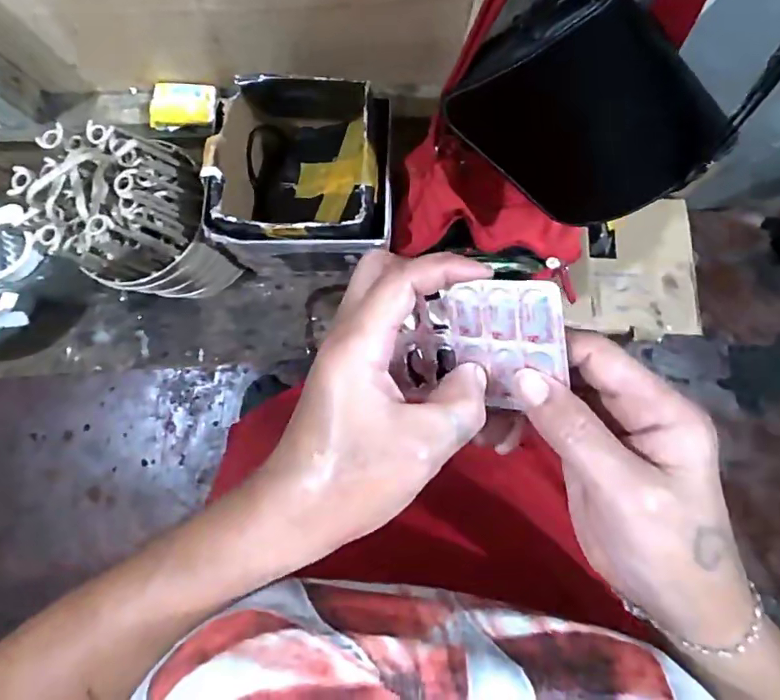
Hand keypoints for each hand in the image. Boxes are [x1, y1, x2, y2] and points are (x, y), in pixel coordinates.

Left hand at [253, 251, 493, 555]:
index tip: (487, 276)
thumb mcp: (422, 446)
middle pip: (380, 270)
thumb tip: (477, 374)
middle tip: (465, 297)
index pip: (402, 276)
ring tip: (463, 328)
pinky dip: (415, 335)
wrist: (292, 513)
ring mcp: (346, 352)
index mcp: (360, 341)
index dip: (446, 267)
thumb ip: (462, 403)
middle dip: (426, 273)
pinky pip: (385, 333)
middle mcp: (348, 334)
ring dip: (421, 304)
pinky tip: (444, 368)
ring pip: (382, 300)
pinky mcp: (350, 372)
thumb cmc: (352, 480)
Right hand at [512, 332, 755, 648]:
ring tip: (482, 397)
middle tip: (480, 366)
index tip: (502, 341)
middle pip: (578, 369)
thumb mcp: (623, 490)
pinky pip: (556, 420)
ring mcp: (614, 429)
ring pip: (562, 392)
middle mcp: (638, 408)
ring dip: (524, 393)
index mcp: (661, 407)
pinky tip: (499, 426)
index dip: (553, 344)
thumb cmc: (667, 551)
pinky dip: (527, 418)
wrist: (684, 615)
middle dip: (531, 366)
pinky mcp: (593, 450)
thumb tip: (522, 374)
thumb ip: (573, 429)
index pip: (601, 356)